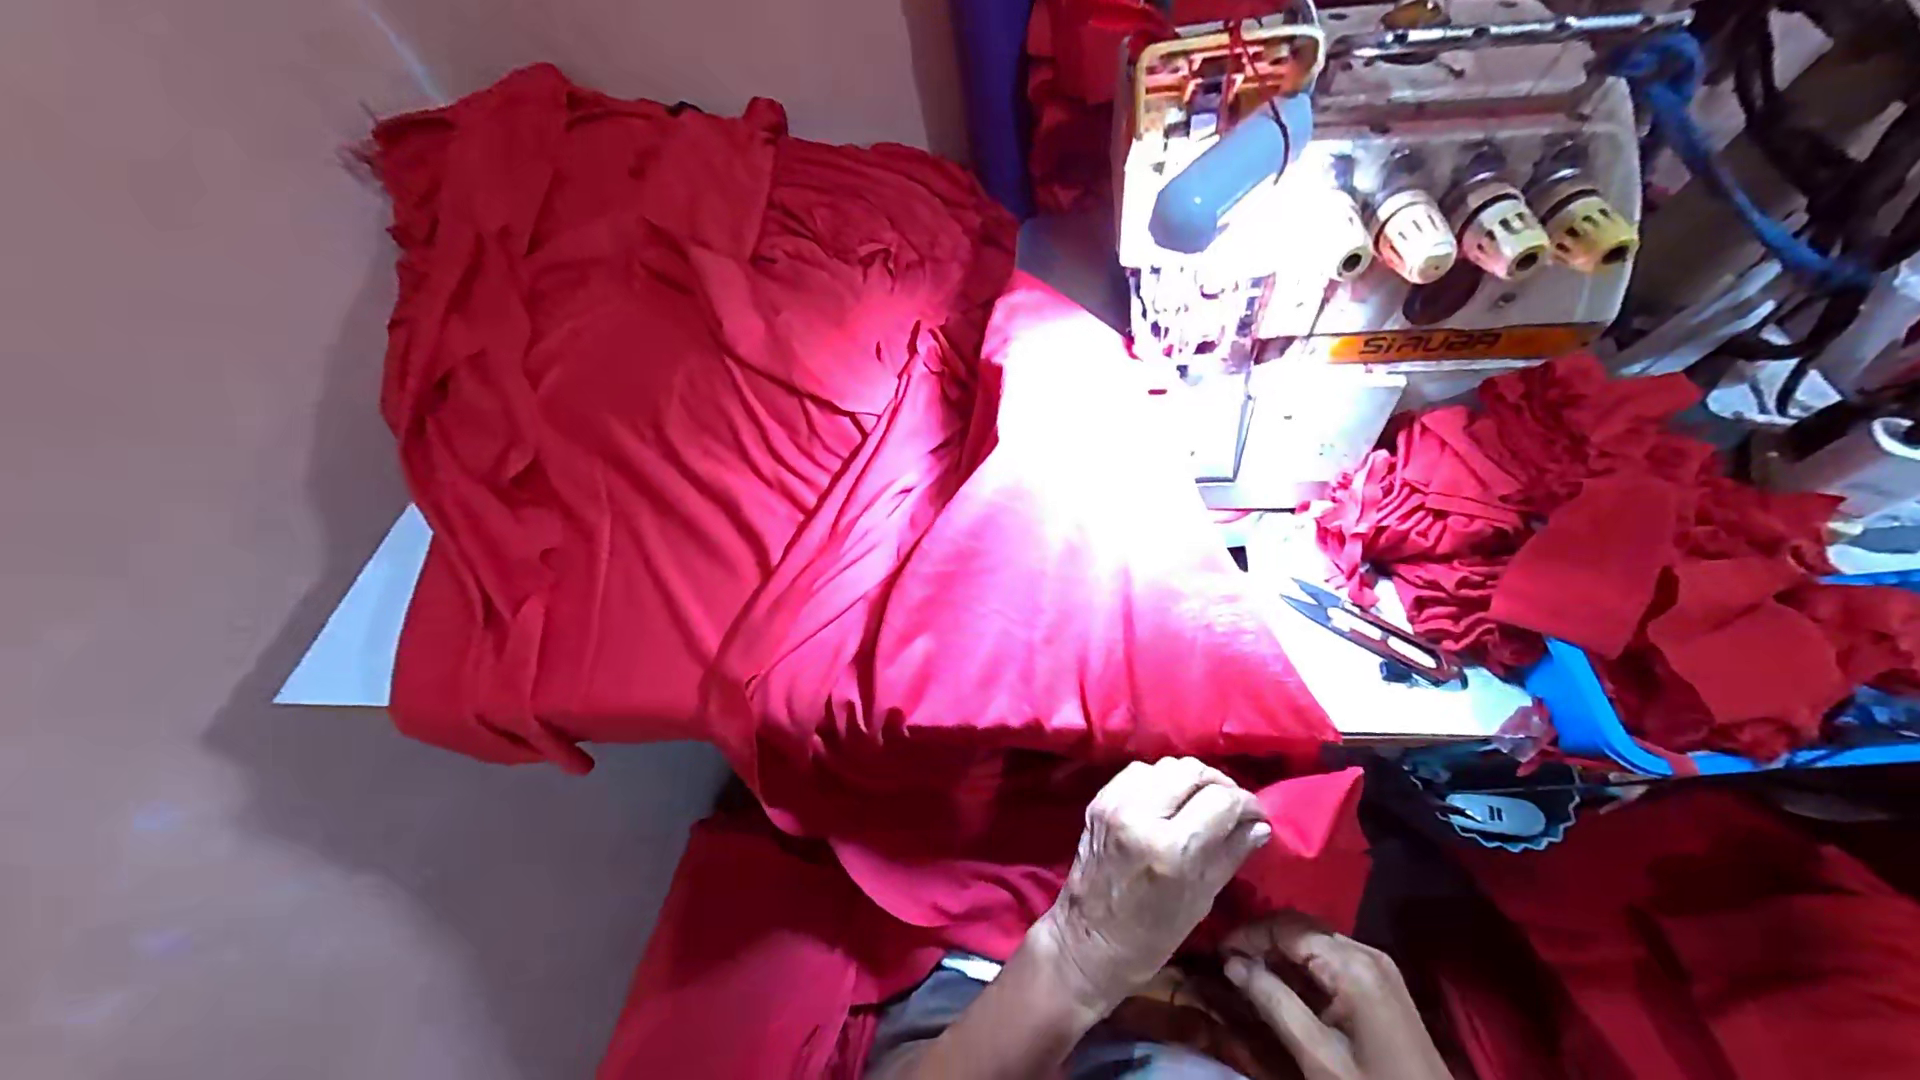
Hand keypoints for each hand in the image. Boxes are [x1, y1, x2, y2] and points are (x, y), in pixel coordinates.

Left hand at [1036, 757, 1270, 1013]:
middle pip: (1192, 771)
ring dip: (1189, 779)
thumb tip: (1260, 824)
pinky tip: (1170, 799)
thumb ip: (1232, 852)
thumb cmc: (1152, 932)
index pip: (1221, 800)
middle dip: (1220, 784)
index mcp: (1170, 848)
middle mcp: (1140, 815)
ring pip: (1165, 766)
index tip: (1256, 815)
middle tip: (1231, 804)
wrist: (1090, 937)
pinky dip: (1160, 779)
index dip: (1247, 804)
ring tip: (1202, 801)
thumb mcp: (1202, 898)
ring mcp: (1115, 803)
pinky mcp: (1099, 799)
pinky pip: (1138, 771)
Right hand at [1221, 913, 1449, 1079]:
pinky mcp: (1380, 985)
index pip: (1284, 927)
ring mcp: (1377, 967)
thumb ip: (1272, 1002)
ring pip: (1312, 941)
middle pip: (1299, 927)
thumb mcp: (1318, 1056)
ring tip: (1248, 975)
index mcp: (1352, 964)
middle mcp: (1365, 952)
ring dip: (1279, 954)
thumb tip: (1231, 962)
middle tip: (1229, 964)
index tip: (1217, 956)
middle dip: (1261, 941)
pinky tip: (1281, 987)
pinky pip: (1330, 959)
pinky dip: (1301, 968)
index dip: (1247, 936)